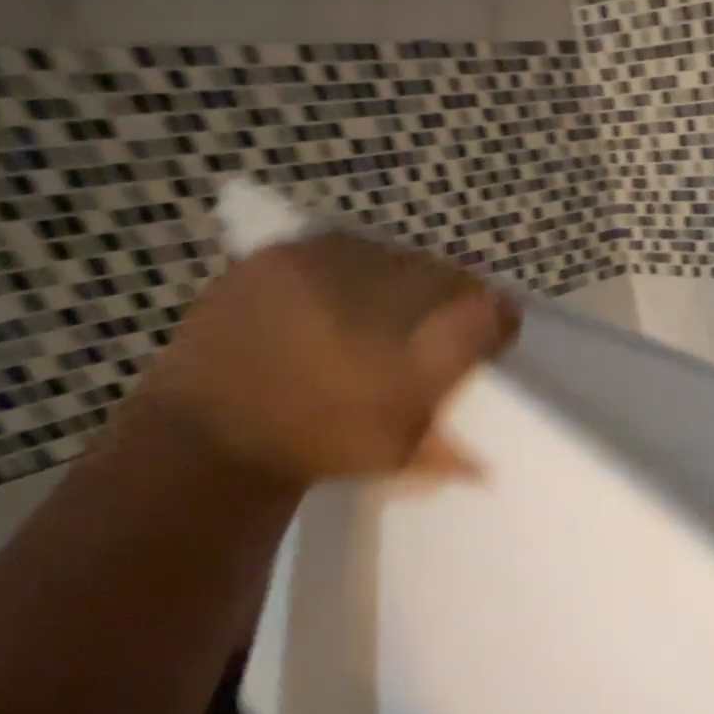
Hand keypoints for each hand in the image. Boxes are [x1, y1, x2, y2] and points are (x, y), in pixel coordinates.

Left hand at [140, 232, 520, 482]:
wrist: (213, 430)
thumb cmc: (321, 446)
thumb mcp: (401, 456)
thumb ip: (453, 452)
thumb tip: (489, 465)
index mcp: (418, 353)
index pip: (488, 312)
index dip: (500, 322)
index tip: (495, 338)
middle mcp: (379, 297)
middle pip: (445, 275)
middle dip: (456, 297)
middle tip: (447, 321)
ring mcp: (325, 267)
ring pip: (395, 256)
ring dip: (408, 278)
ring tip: (394, 306)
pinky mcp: (280, 254)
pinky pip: (342, 248)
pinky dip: (357, 267)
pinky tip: (345, 295)